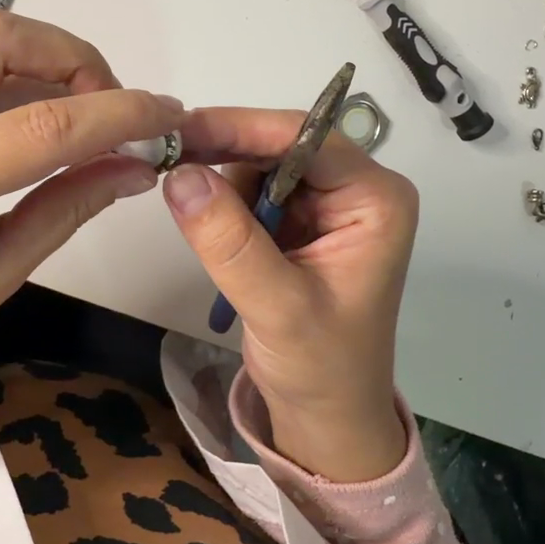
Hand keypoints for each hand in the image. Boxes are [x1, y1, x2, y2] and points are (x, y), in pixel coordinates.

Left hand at [0, 11, 183, 427]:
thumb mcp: (0, 273)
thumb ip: (70, 205)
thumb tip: (137, 164)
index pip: (40, 126)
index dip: (117, 113)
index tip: (167, 114)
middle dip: (71, 55)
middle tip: (111, 104)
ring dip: (40, 62)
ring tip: (83, 114)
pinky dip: (8, 82)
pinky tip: (38, 122)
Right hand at [162, 108, 418, 481]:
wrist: (328, 415)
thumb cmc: (321, 368)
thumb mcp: (276, 306)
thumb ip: (229, 242)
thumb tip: (179, 175)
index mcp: (375, 201)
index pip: (305, 138)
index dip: (242, 127)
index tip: (182, 130)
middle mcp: (357, 192)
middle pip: (282, 144)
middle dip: (227, 151)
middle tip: (169, 159)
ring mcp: (328, 208)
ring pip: (262, 164)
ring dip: (223, 181)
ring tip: (196, 220)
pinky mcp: (301, 226)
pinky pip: (254, 193)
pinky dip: (225, 203)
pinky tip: (209, 228)